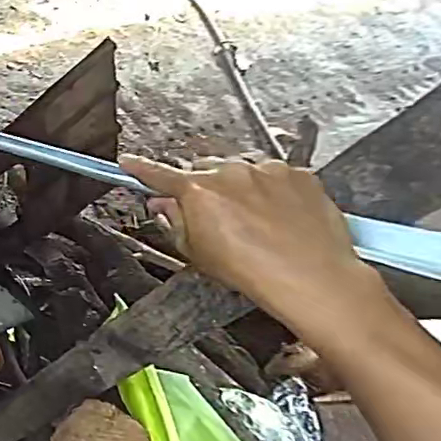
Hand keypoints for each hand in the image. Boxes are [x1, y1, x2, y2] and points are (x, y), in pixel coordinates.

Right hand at [117, 155, 387, 332]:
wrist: (312, 277)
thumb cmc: (250, 269)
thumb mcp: (194, 250)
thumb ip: (174, 220)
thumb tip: (164, 204)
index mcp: (197, 190)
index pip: (158, 174)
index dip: (139, 168)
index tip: (128, 163)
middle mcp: (231, 172)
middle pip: (202, 170)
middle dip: (200, 186)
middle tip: (209, 214)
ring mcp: (268, 171)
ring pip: (239, 170)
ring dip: (236, 186)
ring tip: (250, 218)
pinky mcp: (300, 175)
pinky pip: (273, 175)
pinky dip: (269, 189)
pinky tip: (275, 214)